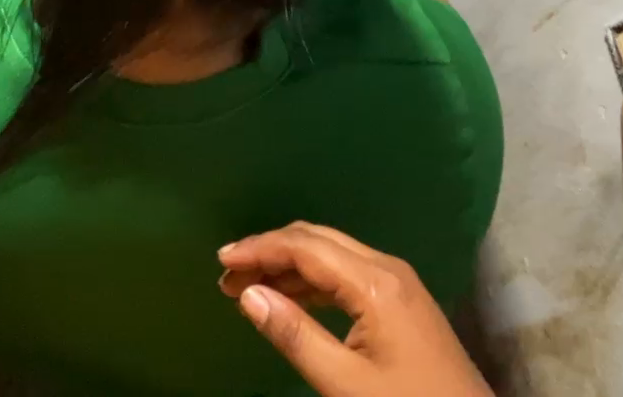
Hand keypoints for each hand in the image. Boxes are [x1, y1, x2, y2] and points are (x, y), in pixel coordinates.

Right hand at [219, 223, 490, 396]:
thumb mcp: (346, 383)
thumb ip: (294, 335)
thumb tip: (248, 293)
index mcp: (374, 281)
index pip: (304, 247)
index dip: (259, 248)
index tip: (221, 260)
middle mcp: (386, 267)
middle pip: (316, 241)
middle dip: (270, 252)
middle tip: (229, 274)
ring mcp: (397, 282)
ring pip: (331, 255)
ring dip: (288, 266)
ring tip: (249, 288)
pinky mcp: (401, 301)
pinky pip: (346, 274)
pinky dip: (312, 281)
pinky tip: (290, 299)